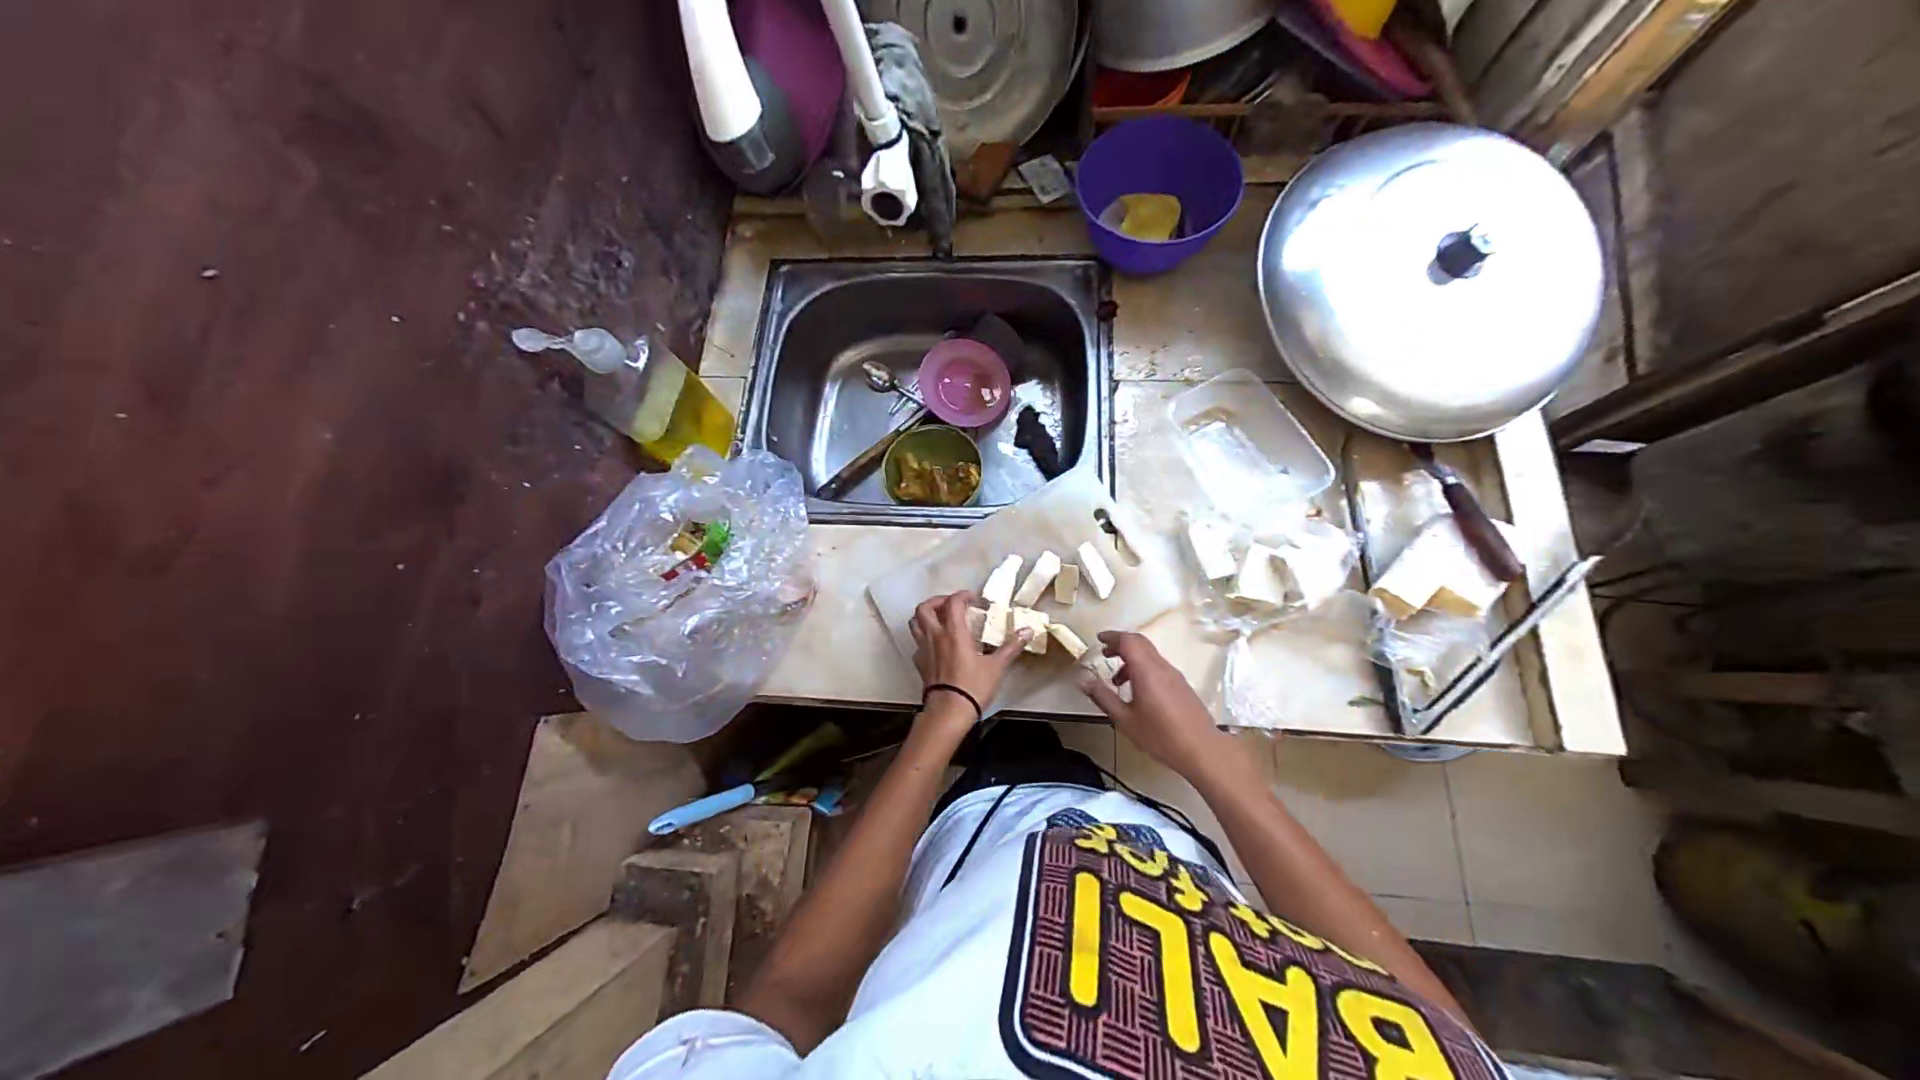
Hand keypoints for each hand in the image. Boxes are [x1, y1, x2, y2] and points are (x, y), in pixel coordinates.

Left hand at [910, 591, 1030, 728]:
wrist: (948, 712)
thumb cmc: (973, 687)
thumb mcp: (996, 666)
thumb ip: (1011, 646)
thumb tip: (1028, 631)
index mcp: (954, 632)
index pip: (953, 602)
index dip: (963, 595)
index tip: (974, 599)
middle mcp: (934, 636)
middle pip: (925, 608)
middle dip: (938, 601)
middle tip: (951, 605)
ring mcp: (923, 650)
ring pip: (915, 623)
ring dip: (926, 616)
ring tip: (940, 619)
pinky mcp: (919, 663)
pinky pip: (917, 643)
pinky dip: (924, 637)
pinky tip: (936, 644)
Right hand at [1076, 631, 1228, 779]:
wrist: (1202, 749)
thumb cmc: (1160, 736)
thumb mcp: (1125, 719)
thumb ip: (1103, 697)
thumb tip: (1082, 680)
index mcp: (1147, 671)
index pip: (1128, 641)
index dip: (1112, 636)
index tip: (1098, 639)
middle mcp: (1162, 667)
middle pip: (1140, 643)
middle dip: (1120, 644)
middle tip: (1104, 653)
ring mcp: (1174, 675)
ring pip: (1150, 655)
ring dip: (1131, 659)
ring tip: (1117, 681)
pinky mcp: (1181, 685)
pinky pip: (1158, 666)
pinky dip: (1143, 668)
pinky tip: (1137, 691)